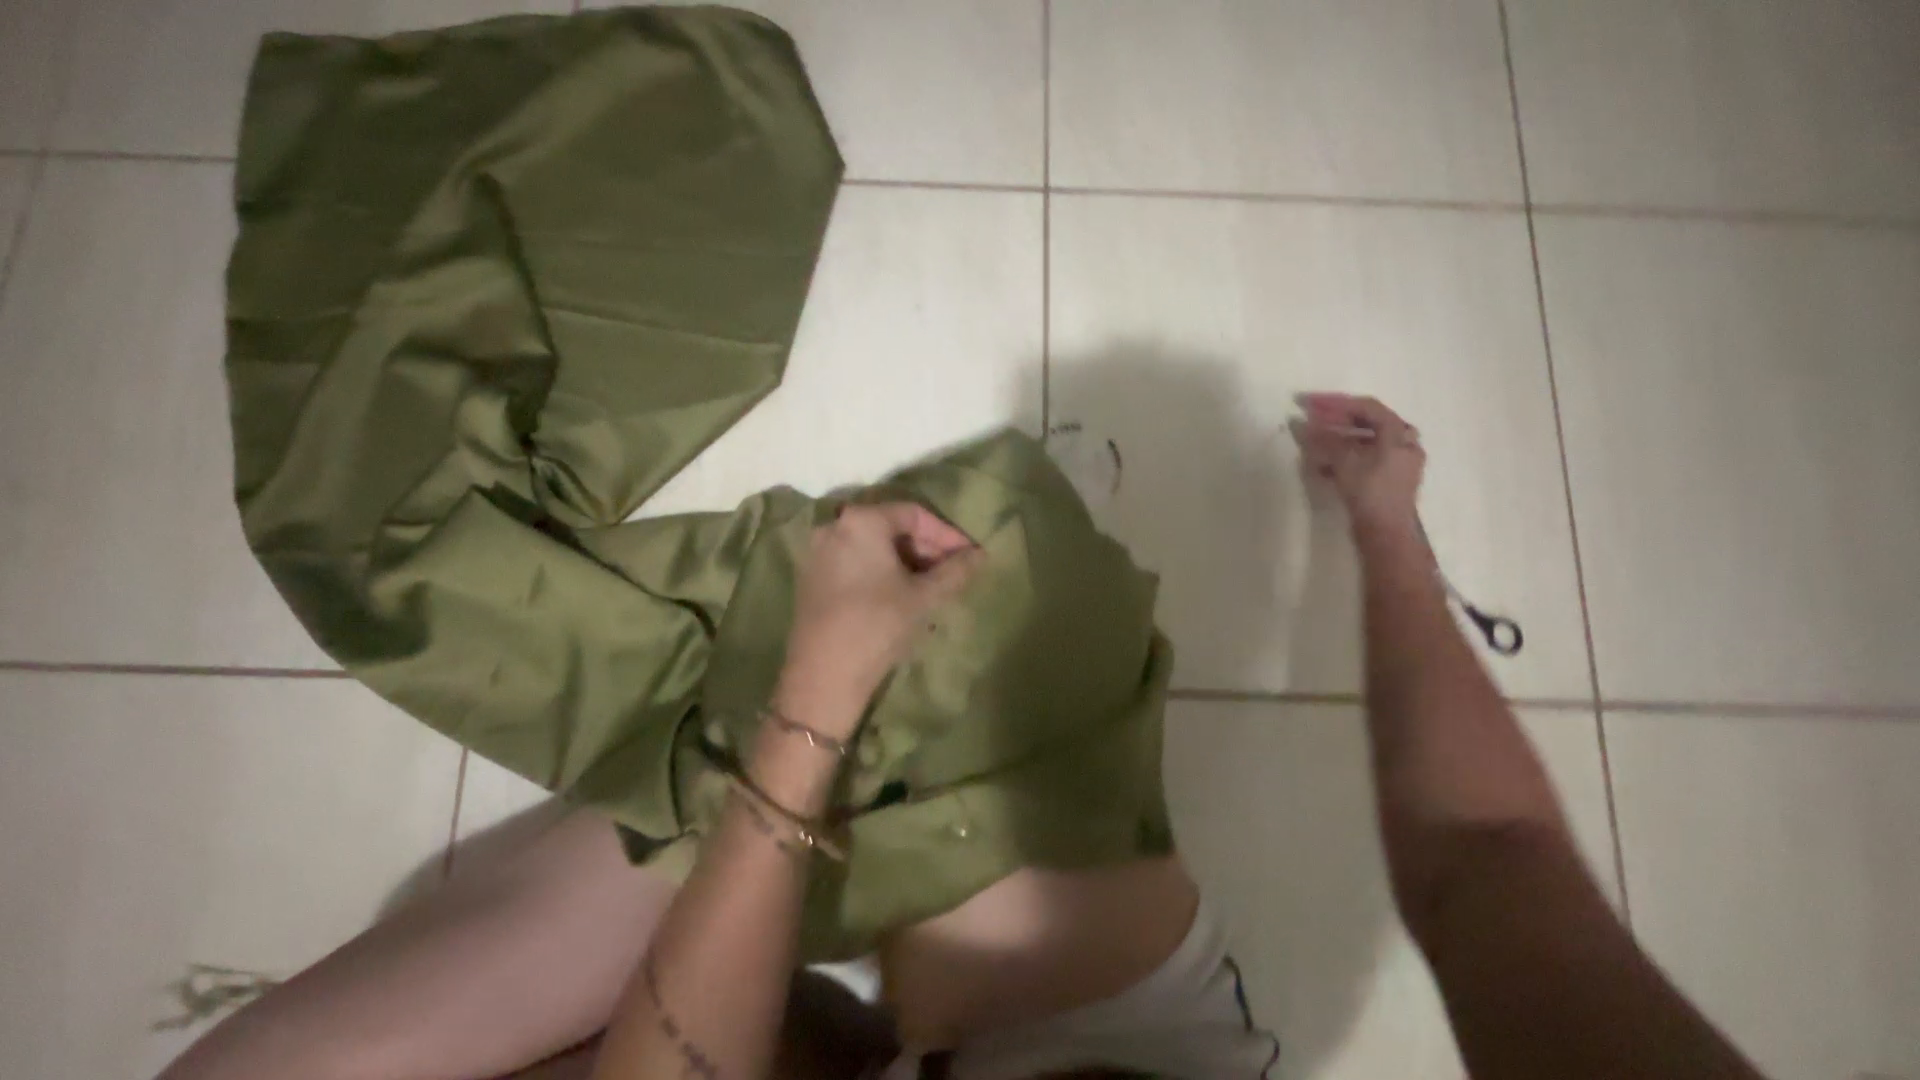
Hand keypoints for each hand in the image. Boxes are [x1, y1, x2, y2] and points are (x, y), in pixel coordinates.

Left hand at [777, 503, 982, 731]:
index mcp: (861, 521)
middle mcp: (835, 527)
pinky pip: (855, 562)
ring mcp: (818, 553)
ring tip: (931, 587)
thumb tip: (979, 554)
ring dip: (906, 562)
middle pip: (890, 527)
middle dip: (926, 548)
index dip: (947, 534)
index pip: (914, 514)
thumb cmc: (878, 625)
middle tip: (952, 572)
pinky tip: (900, 595)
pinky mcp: (812, 578)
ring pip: (873, 547)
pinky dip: (881, 571)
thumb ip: (955, 571)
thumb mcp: (924, 597)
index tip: (970, 555)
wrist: (824, 675)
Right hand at [1290, 392, 1425, 538]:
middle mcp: (1403, 444)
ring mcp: (1397, 463)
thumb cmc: (1370, 494)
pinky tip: (1323, 464)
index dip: (1336, 403)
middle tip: (1312, 419)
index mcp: (1398, 435)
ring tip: (1314, 442)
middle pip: (1367, 423)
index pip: (1366, 407)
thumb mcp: (1345, 463)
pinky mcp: (1388, 480)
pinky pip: (1365, 458)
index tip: (1310, 403)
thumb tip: (1303, 424)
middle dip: (1337, 420)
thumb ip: (1324, 441)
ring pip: (1365, 442)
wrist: (1387, 534)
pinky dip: (1345, 456)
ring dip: (1338, 439)